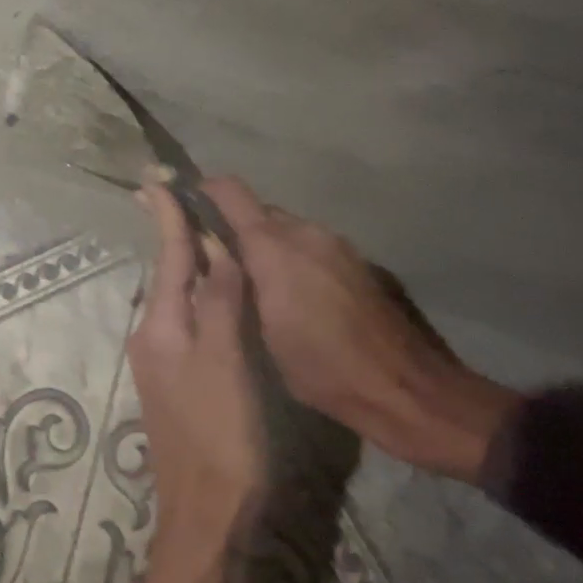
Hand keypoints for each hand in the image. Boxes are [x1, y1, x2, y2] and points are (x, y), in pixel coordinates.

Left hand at [123, 184, 266, 582]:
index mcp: (161, 326)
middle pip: (169, 275)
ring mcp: (160, 361)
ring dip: (190, 267)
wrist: (205, 509)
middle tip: (183, 199)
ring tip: (204, 235)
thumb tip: (214, 247)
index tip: (158, 180)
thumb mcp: (227, 363)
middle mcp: (152, 336)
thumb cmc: (221, 433)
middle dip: (178, 237)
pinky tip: (217, 298)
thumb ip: (220, 303)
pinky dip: (201, 298)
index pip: (169, 258)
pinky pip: (187, 323)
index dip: (170, 219)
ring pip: (177, 299)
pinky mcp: (176, 382)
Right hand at [203, 176, 519, 482]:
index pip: (228, 192)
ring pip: (283, 231)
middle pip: (256, 211)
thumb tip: (206, 252)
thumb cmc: (323, 370)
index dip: (199, 191)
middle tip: (209, 259)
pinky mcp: (357, 263)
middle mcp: (305, 233)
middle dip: (229, 228)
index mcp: (274, 247)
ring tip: (247, 284)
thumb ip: (231, 282)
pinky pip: (309, 248)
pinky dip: (289, 260)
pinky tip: (287, 297)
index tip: (176, 202)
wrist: (407, 392)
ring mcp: (336, 246)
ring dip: (261, 246)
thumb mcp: (257, 334)